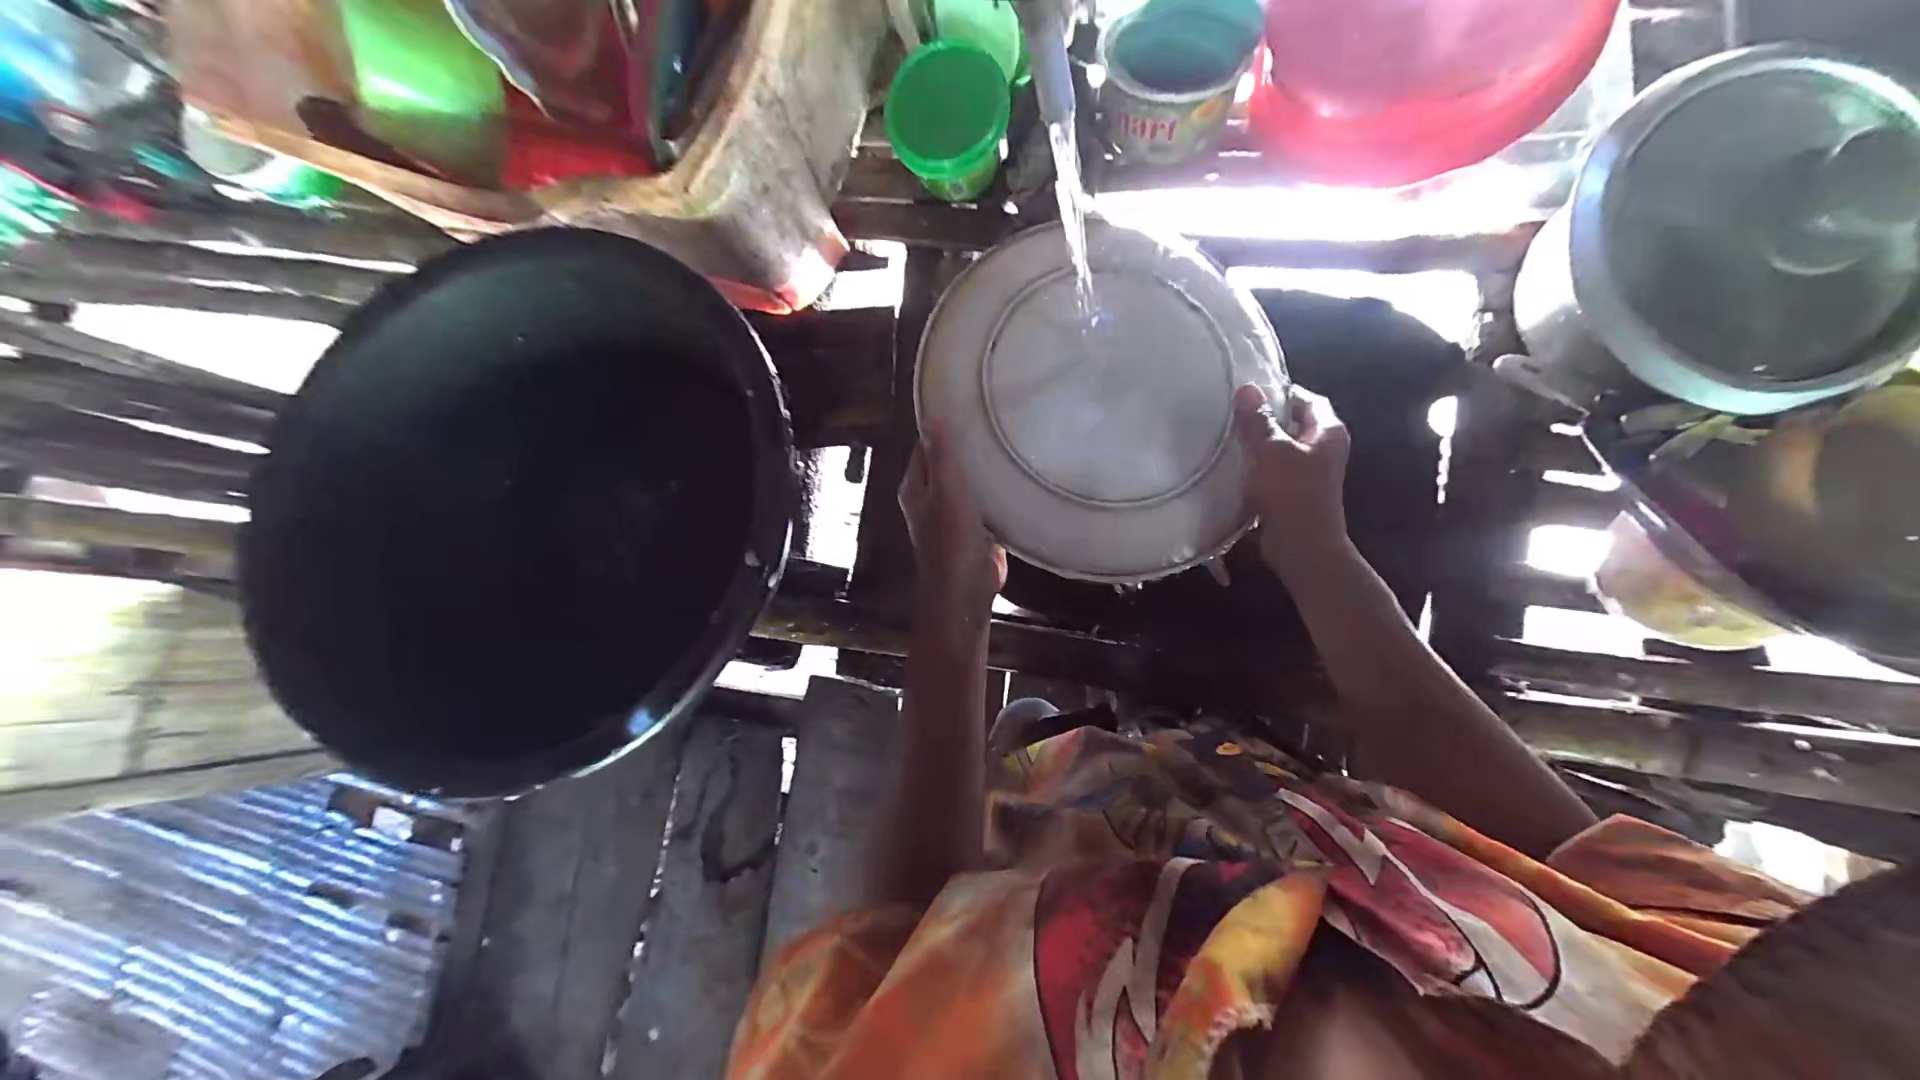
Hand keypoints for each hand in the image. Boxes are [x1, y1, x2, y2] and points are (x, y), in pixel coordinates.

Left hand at [899, 425, 1006, 621]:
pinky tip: (1011, 478)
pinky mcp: (974, 530)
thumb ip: (942, 456)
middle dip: (965, 446)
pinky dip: (994, 491)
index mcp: (916, 487)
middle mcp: (930, 498)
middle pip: (947, 463)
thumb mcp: (947, 490)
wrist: (966, 588)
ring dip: (981, 469)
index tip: (967, 405)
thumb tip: (932, 416)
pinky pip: (983, 502)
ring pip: (966, 482)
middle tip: (993, 421)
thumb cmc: (952, 538)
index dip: (942, 427)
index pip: (926, 447)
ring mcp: (952, 515)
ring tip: (1006, 443)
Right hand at [1233, 383, 1351, 577]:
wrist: (1301, 546)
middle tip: (1232, 414)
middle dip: (1264, 419)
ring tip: (1227, 438)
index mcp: (1328, 432)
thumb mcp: (1271, 451)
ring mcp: (1309, 472)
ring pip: (1279, 448)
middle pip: (1291, 423)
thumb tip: (1247, 389)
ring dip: (1256, 445)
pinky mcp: (1292, 492)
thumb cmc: (1292, 493)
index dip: (1280, 392)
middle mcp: (1323, 449)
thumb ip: (1258, 420)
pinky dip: (1255, 467)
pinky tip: (1232, 468)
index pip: (1306, 399)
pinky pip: (1272, 470)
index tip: (1249, 393)